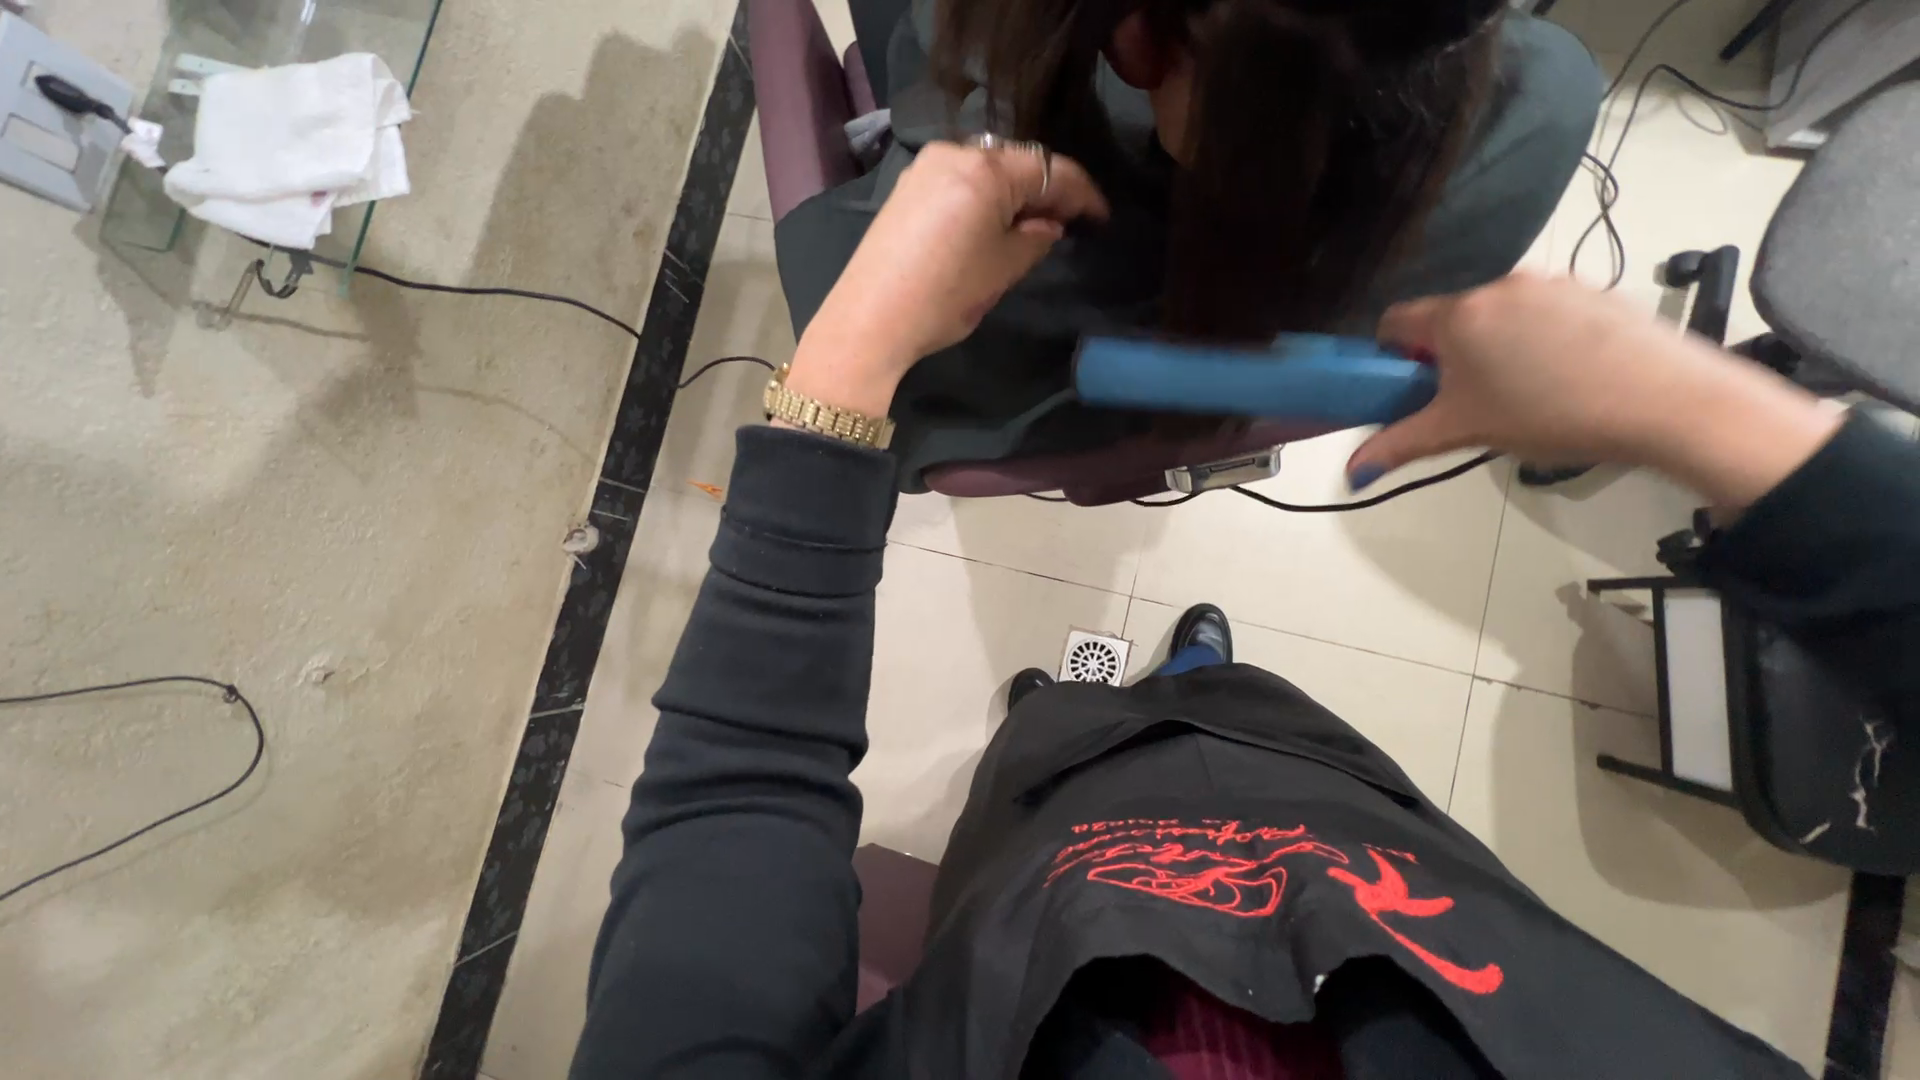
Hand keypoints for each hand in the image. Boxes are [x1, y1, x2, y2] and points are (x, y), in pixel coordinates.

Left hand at [782, 141, 1109, 416]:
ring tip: (1030, 227)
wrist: (869, 321)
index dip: (1082, 193)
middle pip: (1016, 162)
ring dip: (1013, 193)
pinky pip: (960, 181)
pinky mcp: (907, 189)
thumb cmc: (944, 296)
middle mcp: (954, 154)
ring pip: (987, 169)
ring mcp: (925, 169)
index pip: (1050, 169)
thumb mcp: (1001, 271)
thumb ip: (1034, 240)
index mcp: (986, 170)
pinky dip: (984, 197)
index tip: (1101, 216)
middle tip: (1066, 223)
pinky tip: (991, 224)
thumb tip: (1048, 225)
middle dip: (1045, 190)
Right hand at [1347, 274, 1842, 508]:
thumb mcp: (1462, 433)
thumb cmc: (1549, 415)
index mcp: (1457, 315)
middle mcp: (1499, 286)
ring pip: (1494, 315)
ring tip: (1520, 391)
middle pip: (1446, 318)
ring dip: (1489, 347)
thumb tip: (1350, 472)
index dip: (1390, 355)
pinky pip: (1540, 312)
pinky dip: (1535, 339)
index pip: (1394, 320)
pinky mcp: (1594, 292)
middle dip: (1444, 355)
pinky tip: (1562, 375)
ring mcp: (1552, 284)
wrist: (1670, 403)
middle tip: (1466, 399)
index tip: (1409, 387)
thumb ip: (1398, 445)